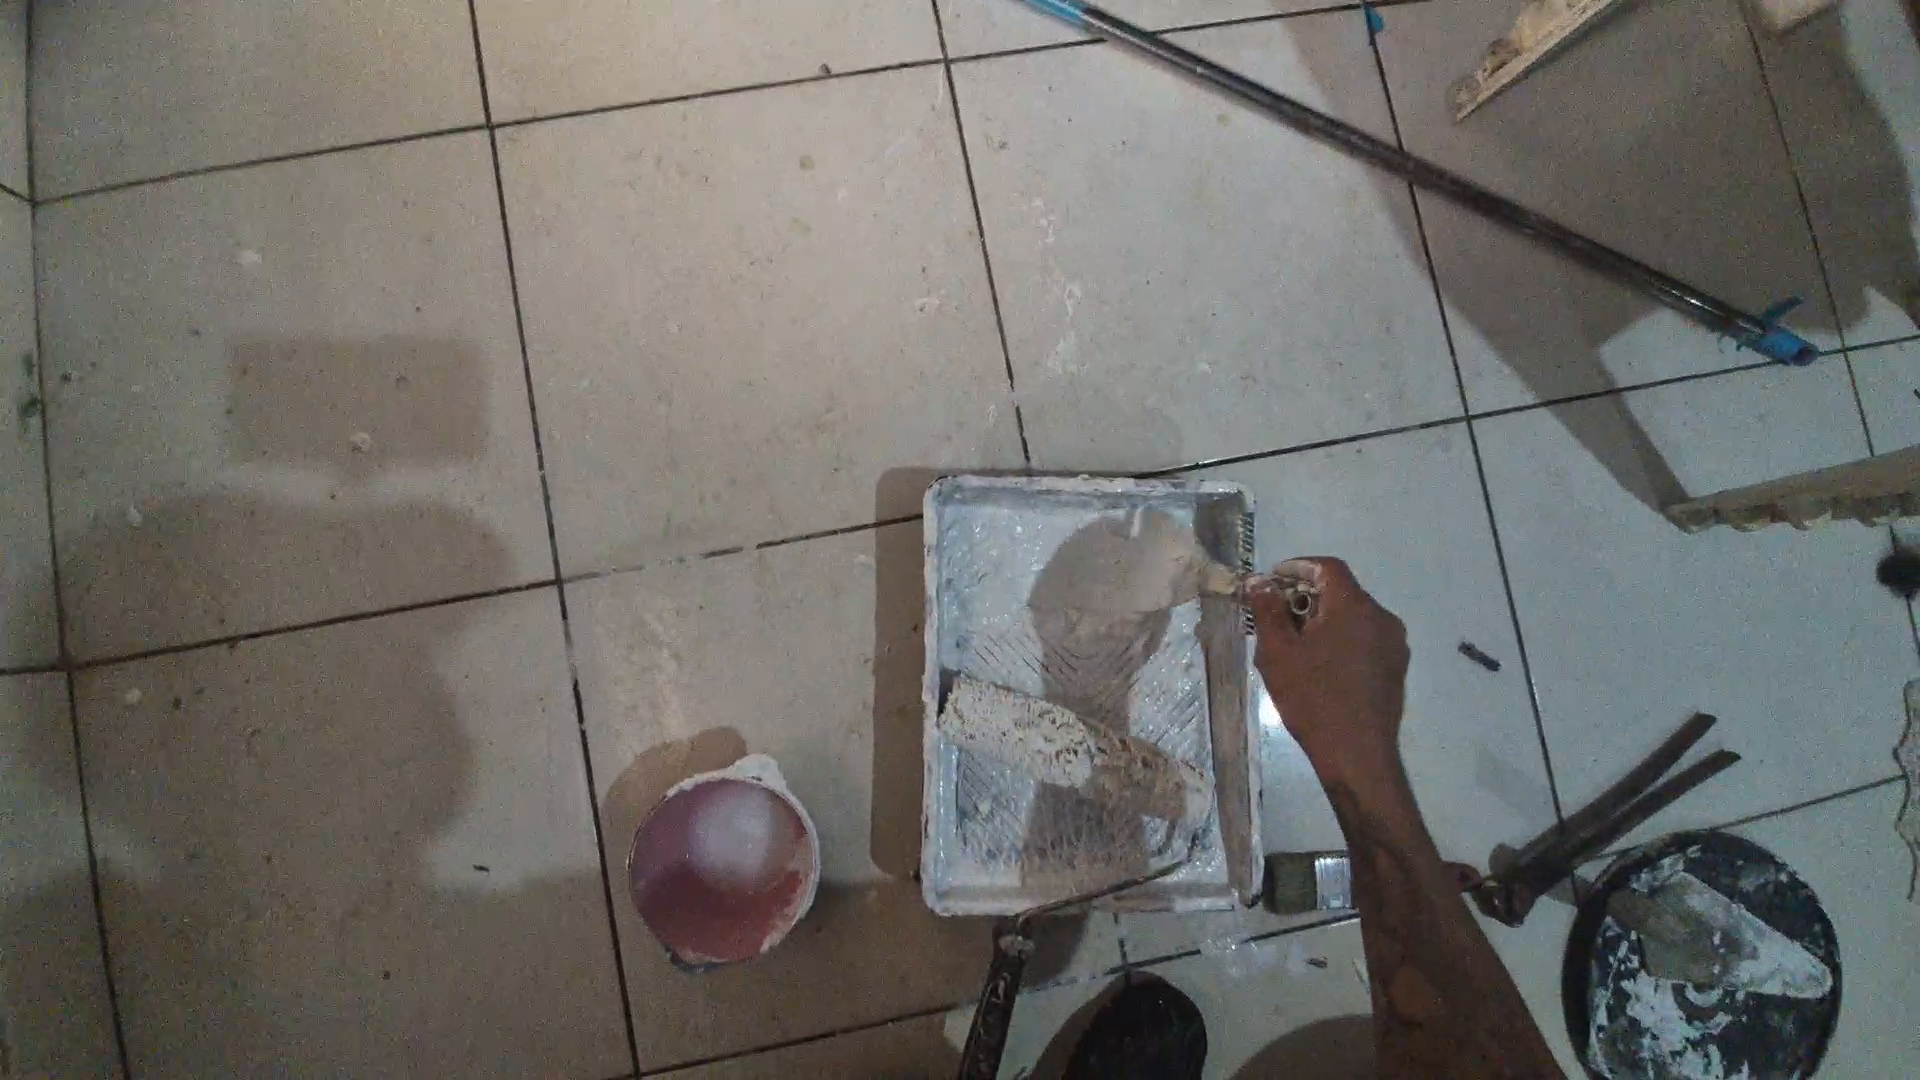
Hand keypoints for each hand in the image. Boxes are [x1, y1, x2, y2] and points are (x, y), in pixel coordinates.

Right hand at [1248, 557, 1408, 780]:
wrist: (1356, 753)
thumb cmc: (1312, 697)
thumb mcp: (1278, 651)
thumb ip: (1268, 609)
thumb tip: (1259, 581)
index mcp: (1354, 607)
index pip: (1328, 568)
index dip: (1298, 566)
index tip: (1272, 578)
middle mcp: (1381, 618)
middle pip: (1341, 591)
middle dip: (1306, 595)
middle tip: (1275, 614)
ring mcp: (1393, 644)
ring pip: (1353, 616)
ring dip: (1322, 617)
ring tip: (1293, 641)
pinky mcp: (1395, 667)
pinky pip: (1364, 637)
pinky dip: (1339, 636)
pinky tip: (1318, 662)